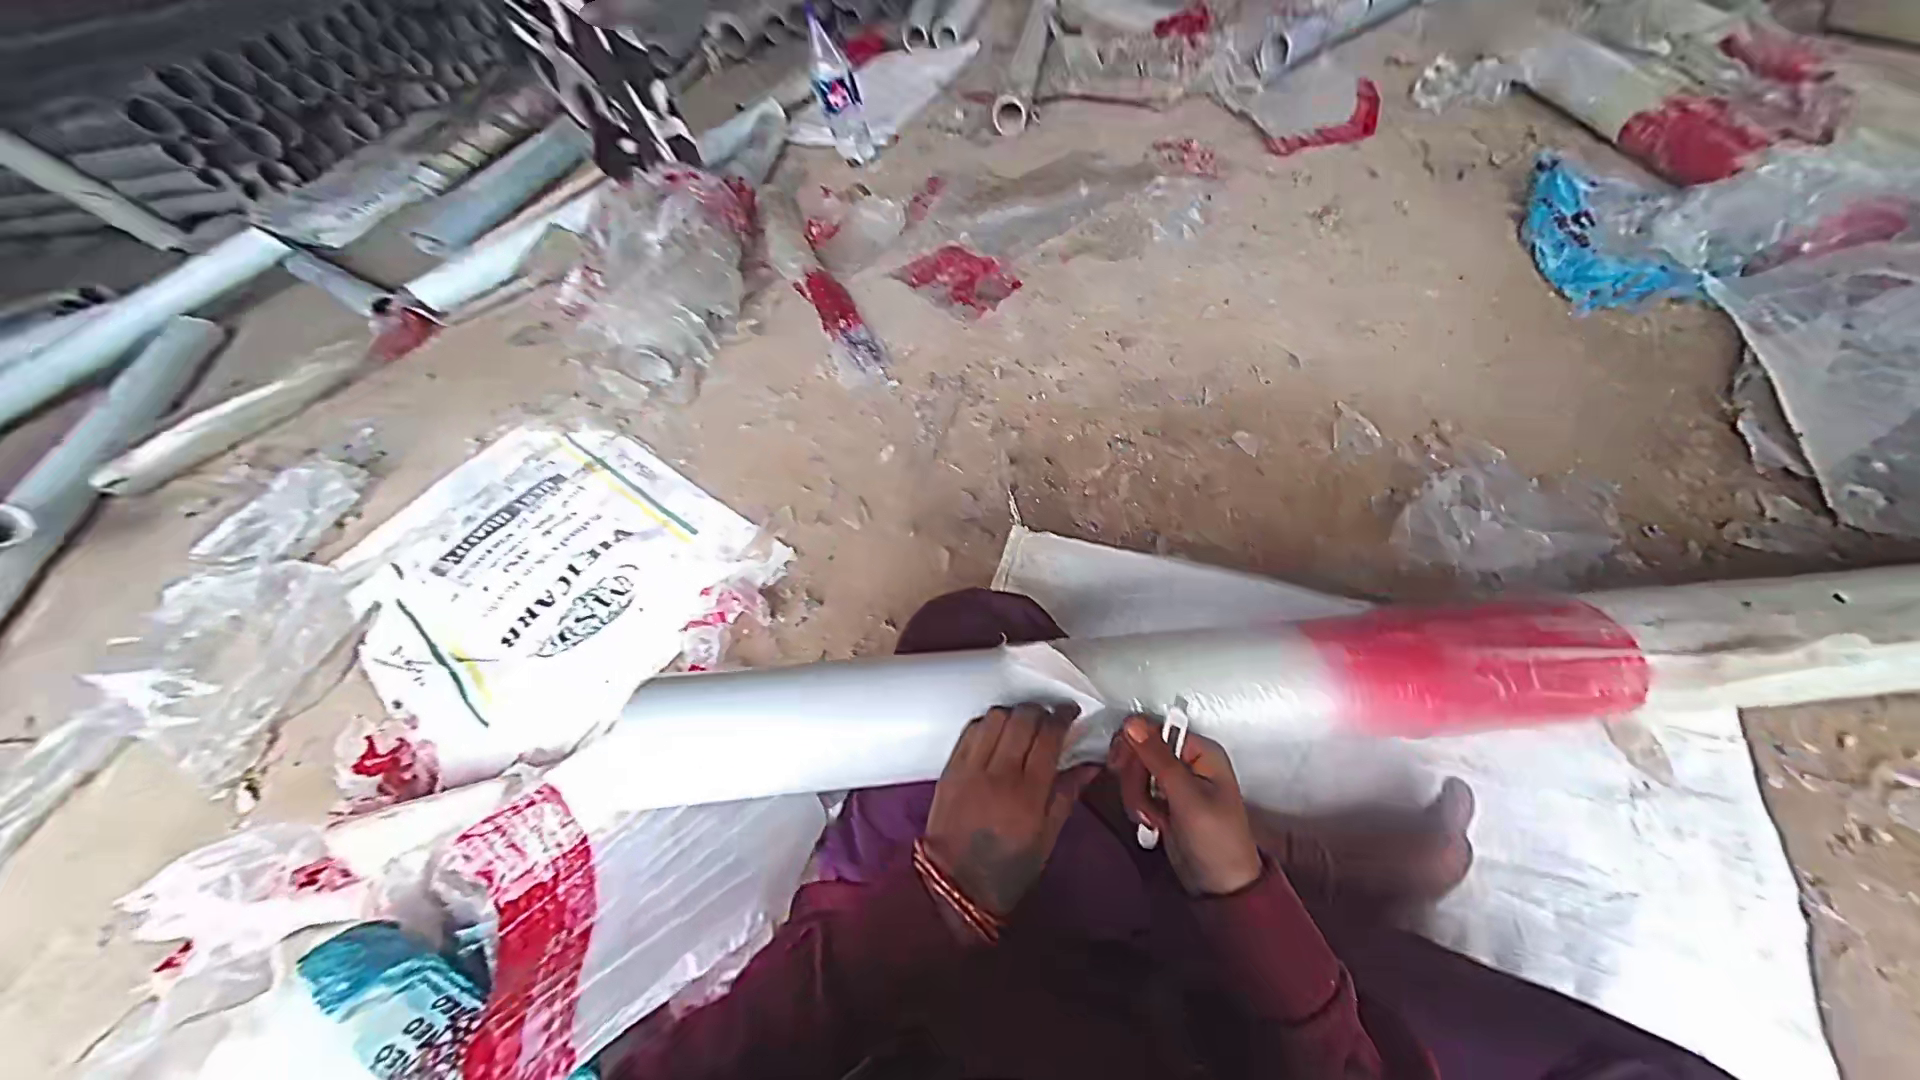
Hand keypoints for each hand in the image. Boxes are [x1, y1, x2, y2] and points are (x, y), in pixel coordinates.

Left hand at [923, 703, 1099, 918]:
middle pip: (1022, 718)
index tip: (1069, 713)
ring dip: (1013, 714)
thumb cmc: (1008, 868)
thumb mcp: (1047, 838)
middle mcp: (1000, 774)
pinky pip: (971, 729)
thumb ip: (1067, 794)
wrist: (955, 887)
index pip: (1049, 736)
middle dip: (1040, 710)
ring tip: (1022, 725)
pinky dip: (988, 723)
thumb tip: (1090, 763)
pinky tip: (997, 733)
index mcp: (1029, 794)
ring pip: (996, 717)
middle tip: (1048, 718)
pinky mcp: (951, 768)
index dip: (1062, 716)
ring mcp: (971, 768)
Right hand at [1108, 715, 1262, 895]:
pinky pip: (1137, 789)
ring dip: (1136, 796)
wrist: (1221, 888)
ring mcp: (1175, 779)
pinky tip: (1152, 823)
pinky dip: (1139, 806)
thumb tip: (1132, 722)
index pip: (1154, 730)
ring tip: (1151, 819)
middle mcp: (1187, 759)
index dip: (1134, 746)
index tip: (1121, 766)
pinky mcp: (1164, 798)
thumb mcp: (1186, 797)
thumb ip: (1158, 758)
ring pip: (1135, 770)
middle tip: (1143, 804)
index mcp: (1200, 751)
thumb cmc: (1214, 840)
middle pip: (1140, 749)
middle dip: (1135, 778)